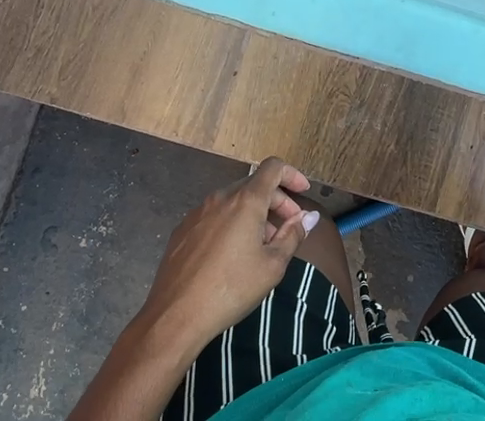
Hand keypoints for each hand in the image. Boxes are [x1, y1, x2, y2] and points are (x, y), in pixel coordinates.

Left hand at [139, 158, 319, 346]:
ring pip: (234, 201)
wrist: (175, 316)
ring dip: (254, 214)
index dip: (292, 175)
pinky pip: (215, 216)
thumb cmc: (231, 289)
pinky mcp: (183, 230)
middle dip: (277, 201)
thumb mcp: (272, 266)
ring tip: (262, 246)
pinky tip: (233, 254)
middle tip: (288, 229)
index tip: (303, 192)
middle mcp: (220, 198)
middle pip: (254, 185)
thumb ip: (293, 235)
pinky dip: (232, 223)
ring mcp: (198, 213)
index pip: (273, 168)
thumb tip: (309, 217)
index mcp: (245, 201)